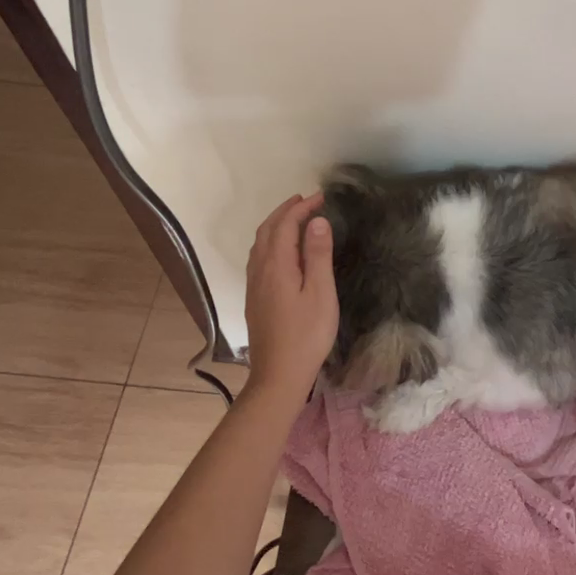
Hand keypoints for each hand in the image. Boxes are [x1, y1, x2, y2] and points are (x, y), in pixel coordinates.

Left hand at [243, 193, 337, 402]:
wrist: (278, 376)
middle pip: (267, 231)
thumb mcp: (320, 293)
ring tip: (295, 220)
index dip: (301, 208)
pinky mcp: (255, 300)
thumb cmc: (306, 335)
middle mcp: (260, 271)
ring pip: (259, 245)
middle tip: (305, 201)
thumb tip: (317, 221)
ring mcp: (254, 286)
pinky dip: (271, 243)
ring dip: (276, 226)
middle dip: (284, 212)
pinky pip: (258, 258)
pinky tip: (282, 252)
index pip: (285, 225)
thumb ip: (317, 255)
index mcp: (276, 266)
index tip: (321, 198)